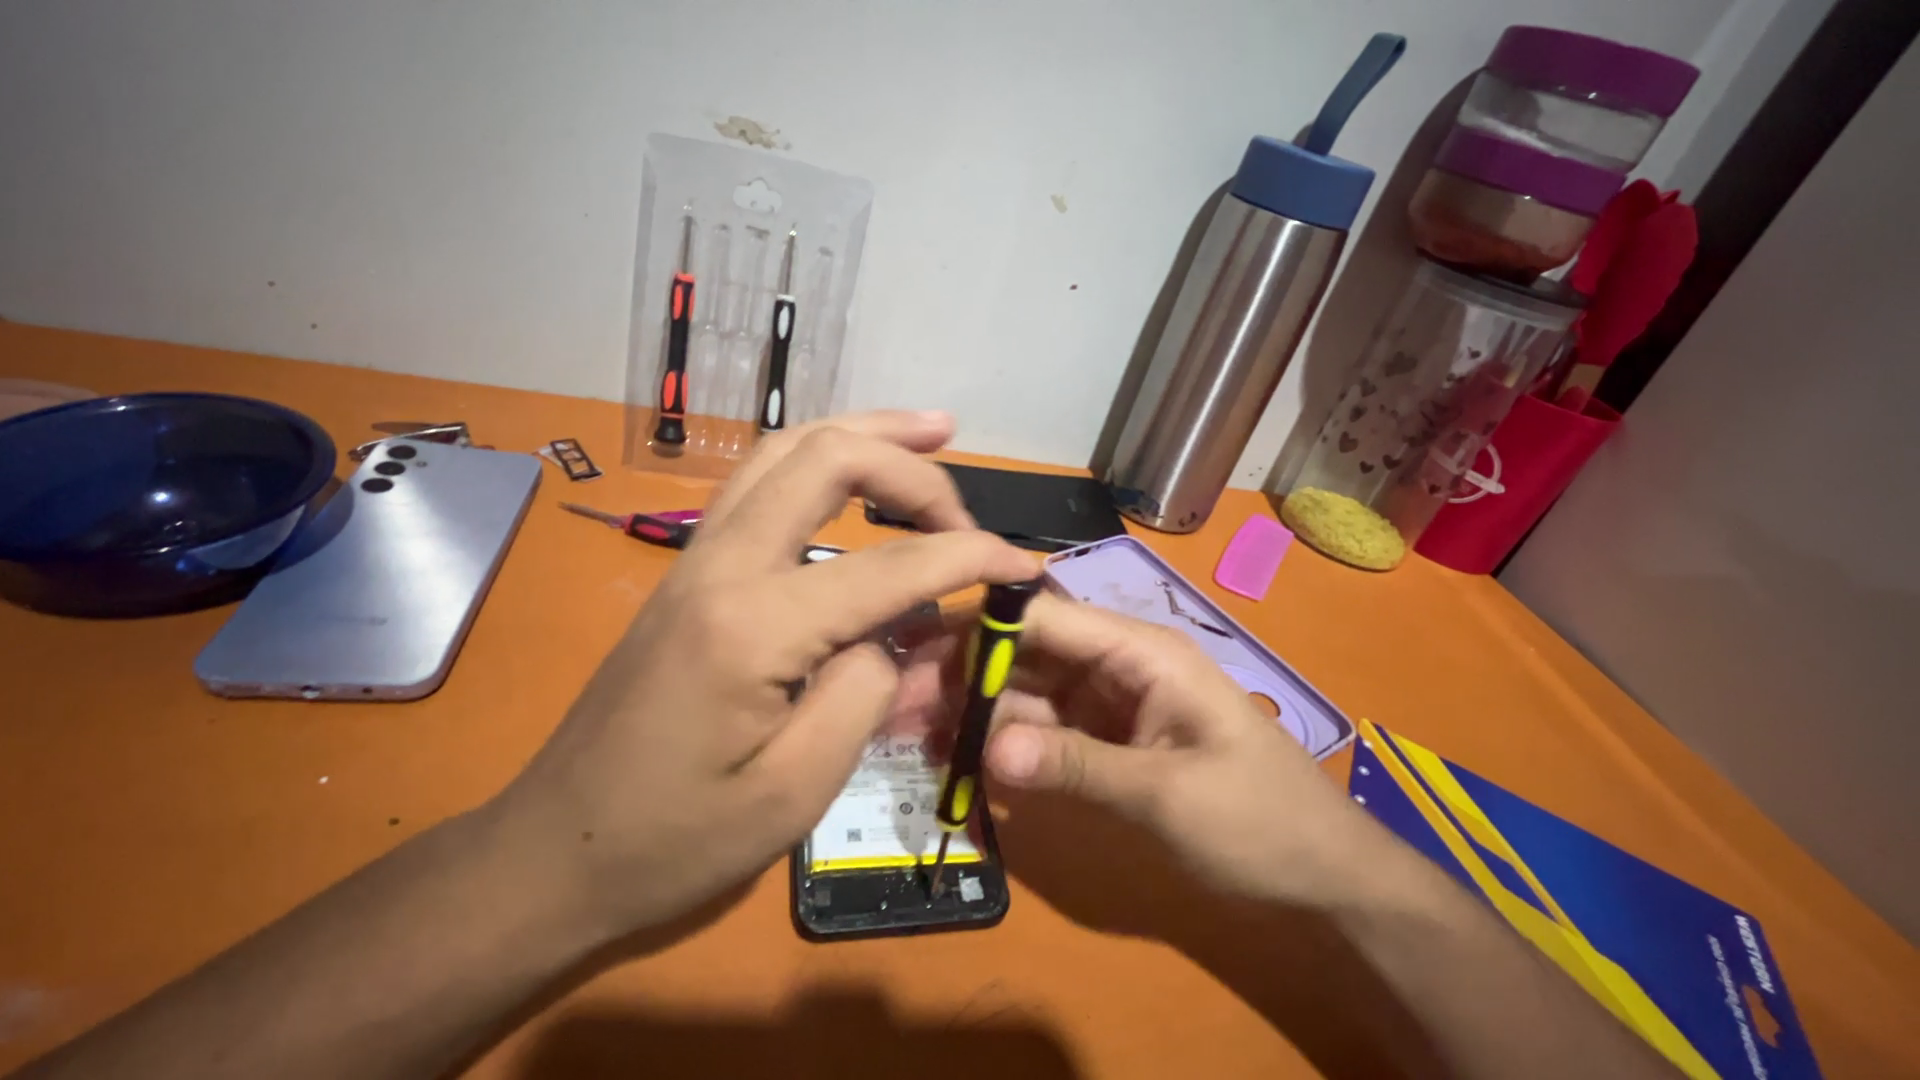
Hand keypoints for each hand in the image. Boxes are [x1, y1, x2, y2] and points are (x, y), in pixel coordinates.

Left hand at [493, 411, 1036, 938]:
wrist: (555, 850)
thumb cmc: (675, 839)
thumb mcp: (795, 792)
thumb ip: (864, 694)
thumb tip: (891, 635)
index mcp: (753, 624)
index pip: (892, 566)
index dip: (971, 558)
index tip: (1026, 569)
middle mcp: (721, 564)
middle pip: (825, 457)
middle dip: (911, 466)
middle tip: (970, 503)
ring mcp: (696, 560)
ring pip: (783, 451)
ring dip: (862, 433)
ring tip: (930, 434)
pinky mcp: (689, 573)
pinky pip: (761, 483)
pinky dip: (822, 461)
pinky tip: (857, 480)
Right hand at [893, 594, 1382, 908]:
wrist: (1322, 877)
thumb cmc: (1258, 819)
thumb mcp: (1167, 793)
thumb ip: (1075, 765)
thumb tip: (988, 749)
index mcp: (1140, 652)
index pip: (1044, 620)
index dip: (978, 631)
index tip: (911, 653)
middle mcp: (1117, 666)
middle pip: (1026, 655)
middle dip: (961, 674)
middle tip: (892, 703)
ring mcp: (1108, 707)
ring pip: (1025, 694)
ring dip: (972, 712)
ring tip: (907, 732)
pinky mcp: (1104, 745)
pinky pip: (1041, 733)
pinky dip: (1001, 745)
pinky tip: (955, 758)